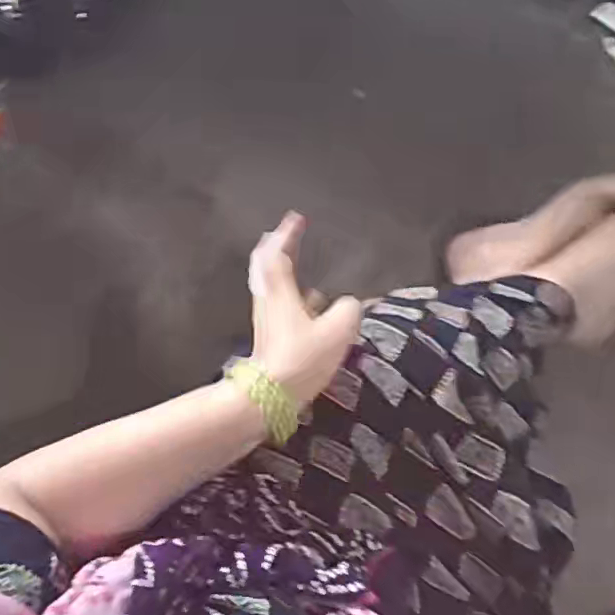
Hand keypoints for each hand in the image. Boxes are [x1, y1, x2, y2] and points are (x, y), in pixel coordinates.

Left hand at [247, 212, 362, 405]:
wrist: (270, 395)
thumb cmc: (300, 359)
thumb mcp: (337, 330)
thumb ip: (349, 309)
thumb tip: (349, 303)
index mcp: (279, 292)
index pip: (277, 254)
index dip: (286, 234)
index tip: (295, 219)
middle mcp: (268, 301)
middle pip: (265, 266)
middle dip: (275, 247)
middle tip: (286, 235)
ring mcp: (267, 319)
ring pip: (272, 285)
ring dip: (282, 269)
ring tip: (297, 261)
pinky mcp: (271, 336)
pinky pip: (281, 305)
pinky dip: (292, 294)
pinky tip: (310, 302)